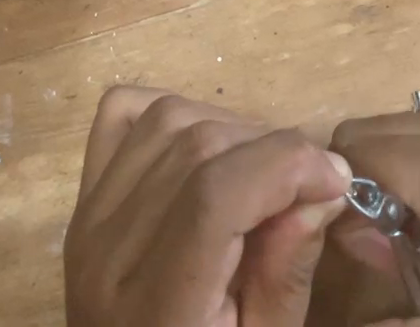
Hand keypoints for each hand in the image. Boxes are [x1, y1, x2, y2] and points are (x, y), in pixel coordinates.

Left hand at [66, 87, 352, 326]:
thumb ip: (287, 274)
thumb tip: (325, 185)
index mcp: (154, 306)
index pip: (214, 194)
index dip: (284, 165)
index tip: (335, 178)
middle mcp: (106, 249)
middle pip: (194, 147)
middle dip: (270, 147)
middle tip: (309, 182)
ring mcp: (87, 214)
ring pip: (165, 120)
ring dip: (229, 126)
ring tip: (263, 168)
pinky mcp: (84, 195)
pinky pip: (121, 114)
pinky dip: (171, 114)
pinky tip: (205, 146)